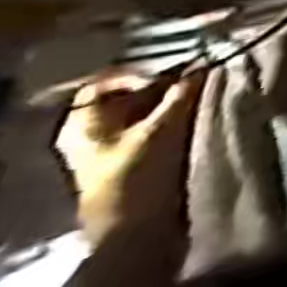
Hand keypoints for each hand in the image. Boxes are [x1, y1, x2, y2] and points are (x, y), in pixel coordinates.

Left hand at [54, 72, 202, 246]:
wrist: (138, 225)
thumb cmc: (138, 172)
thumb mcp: (163, 127)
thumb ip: (184, 91)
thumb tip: (204, 62)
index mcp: (81, 125)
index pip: (105, 82)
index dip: (138, 72)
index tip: (173, 72)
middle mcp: (91, 132)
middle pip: (128, 94)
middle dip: (166, 82)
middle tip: (198, 74)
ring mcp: (112, 145)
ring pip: (145, 108)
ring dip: (175, 97)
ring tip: (205, 88)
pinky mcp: (135, 155)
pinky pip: (155, 122)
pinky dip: (176, 113)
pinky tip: (199, 107)